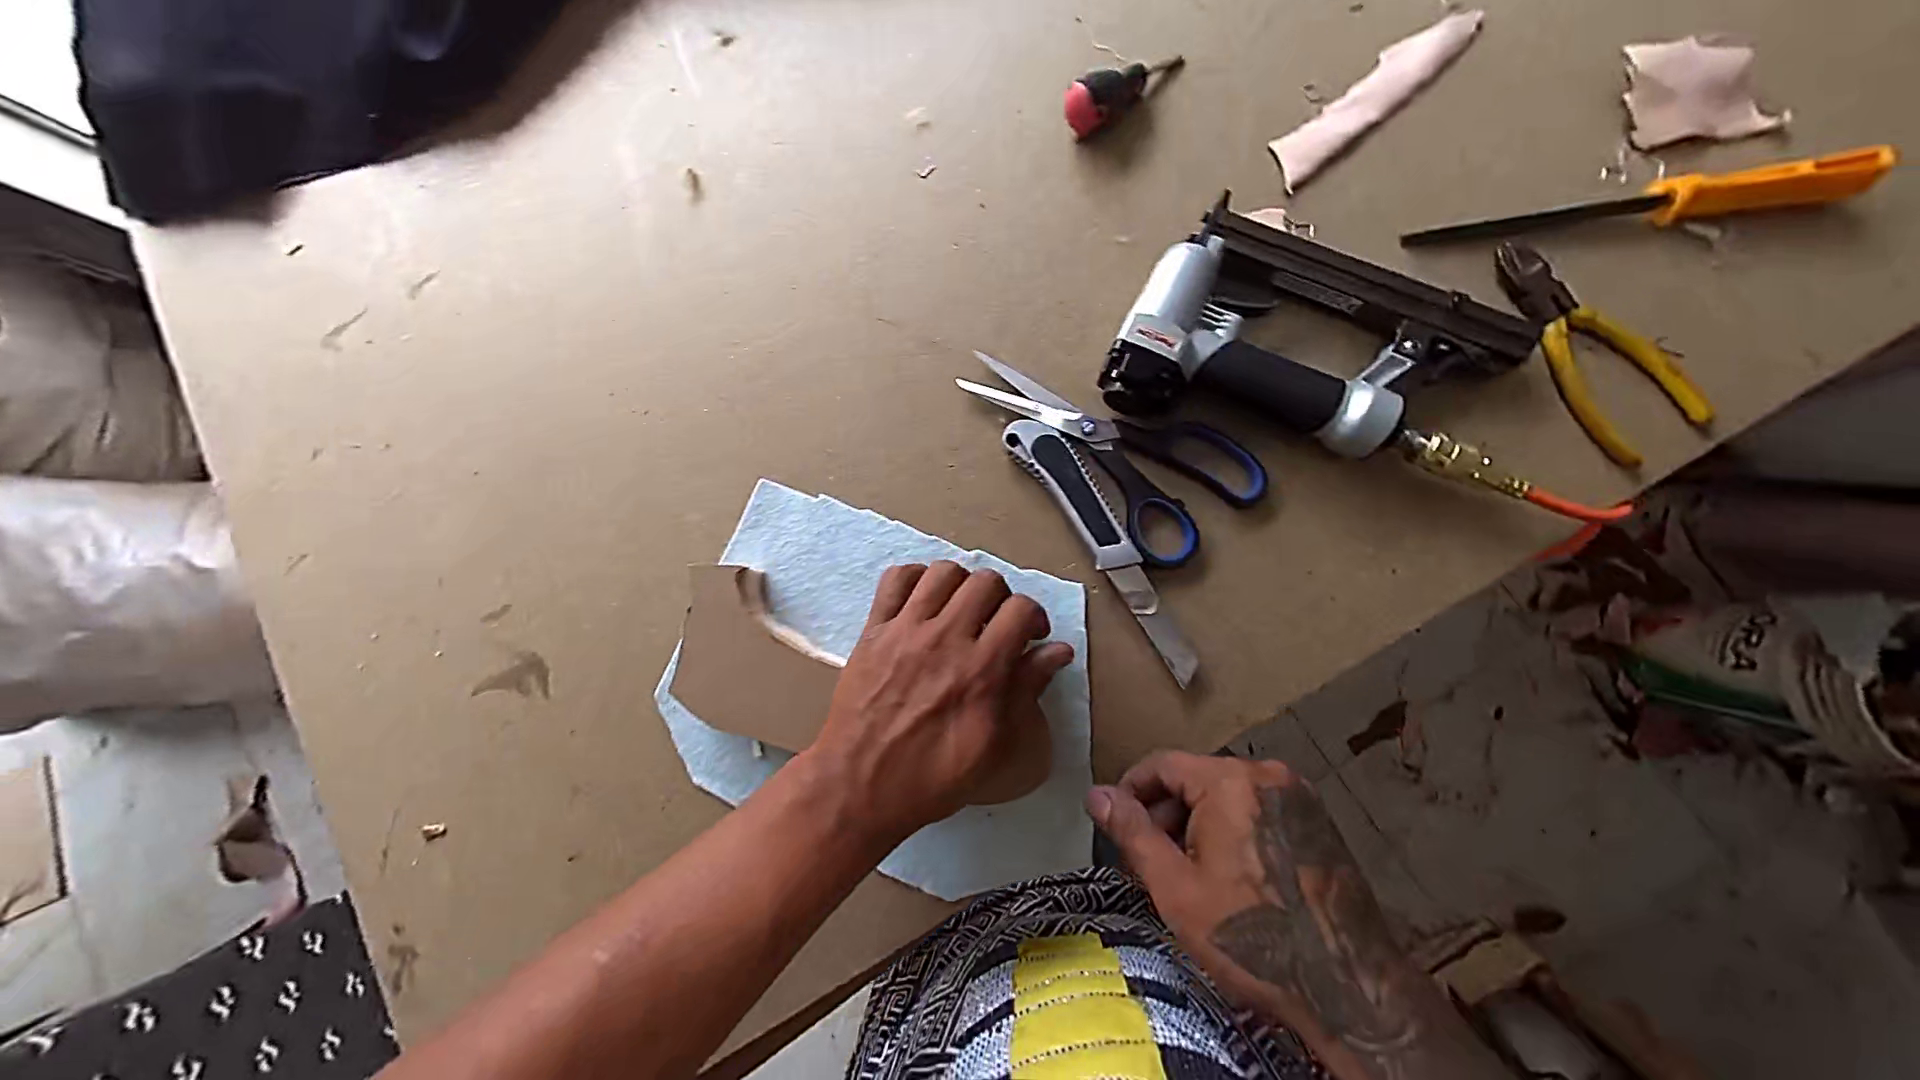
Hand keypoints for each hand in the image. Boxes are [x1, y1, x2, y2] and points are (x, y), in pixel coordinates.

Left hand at [803, 562, 1072, 842]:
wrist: (858, 785)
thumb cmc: (931, 777)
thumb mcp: (993, 746)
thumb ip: (1025, 690)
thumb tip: (1058, 651)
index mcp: (980, 668)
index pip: (1021, 608)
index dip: (1034, 618)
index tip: (1030, 637)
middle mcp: (944, 638)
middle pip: (985, 581)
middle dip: (1002, 598)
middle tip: (997, 624)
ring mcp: (904, 629)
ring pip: (943, 571)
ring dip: (961, 584)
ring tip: (960, 610)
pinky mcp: (873, 630)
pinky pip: (895, 579)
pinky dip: (915, 578)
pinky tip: (923, 601)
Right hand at [1087, 751, 1505, 1079]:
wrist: (1352, 992)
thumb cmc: (1252, 937)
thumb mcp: (1174, 886)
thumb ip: (1131, 832)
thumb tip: (1095, 794)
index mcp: (1231, 781)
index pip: (1162, 764)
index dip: (1129, 791)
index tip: (1113, 825)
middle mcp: (1268, 775)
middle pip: (1194, 779)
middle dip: (1163, 815)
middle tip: (1148, 863)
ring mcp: (1299, 797)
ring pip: (1225, 797)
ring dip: (1195, 826)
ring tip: (1185, 877)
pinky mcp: (1318, 823)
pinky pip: (1256, 811)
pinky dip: (1230, 833)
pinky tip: (1226, 878)